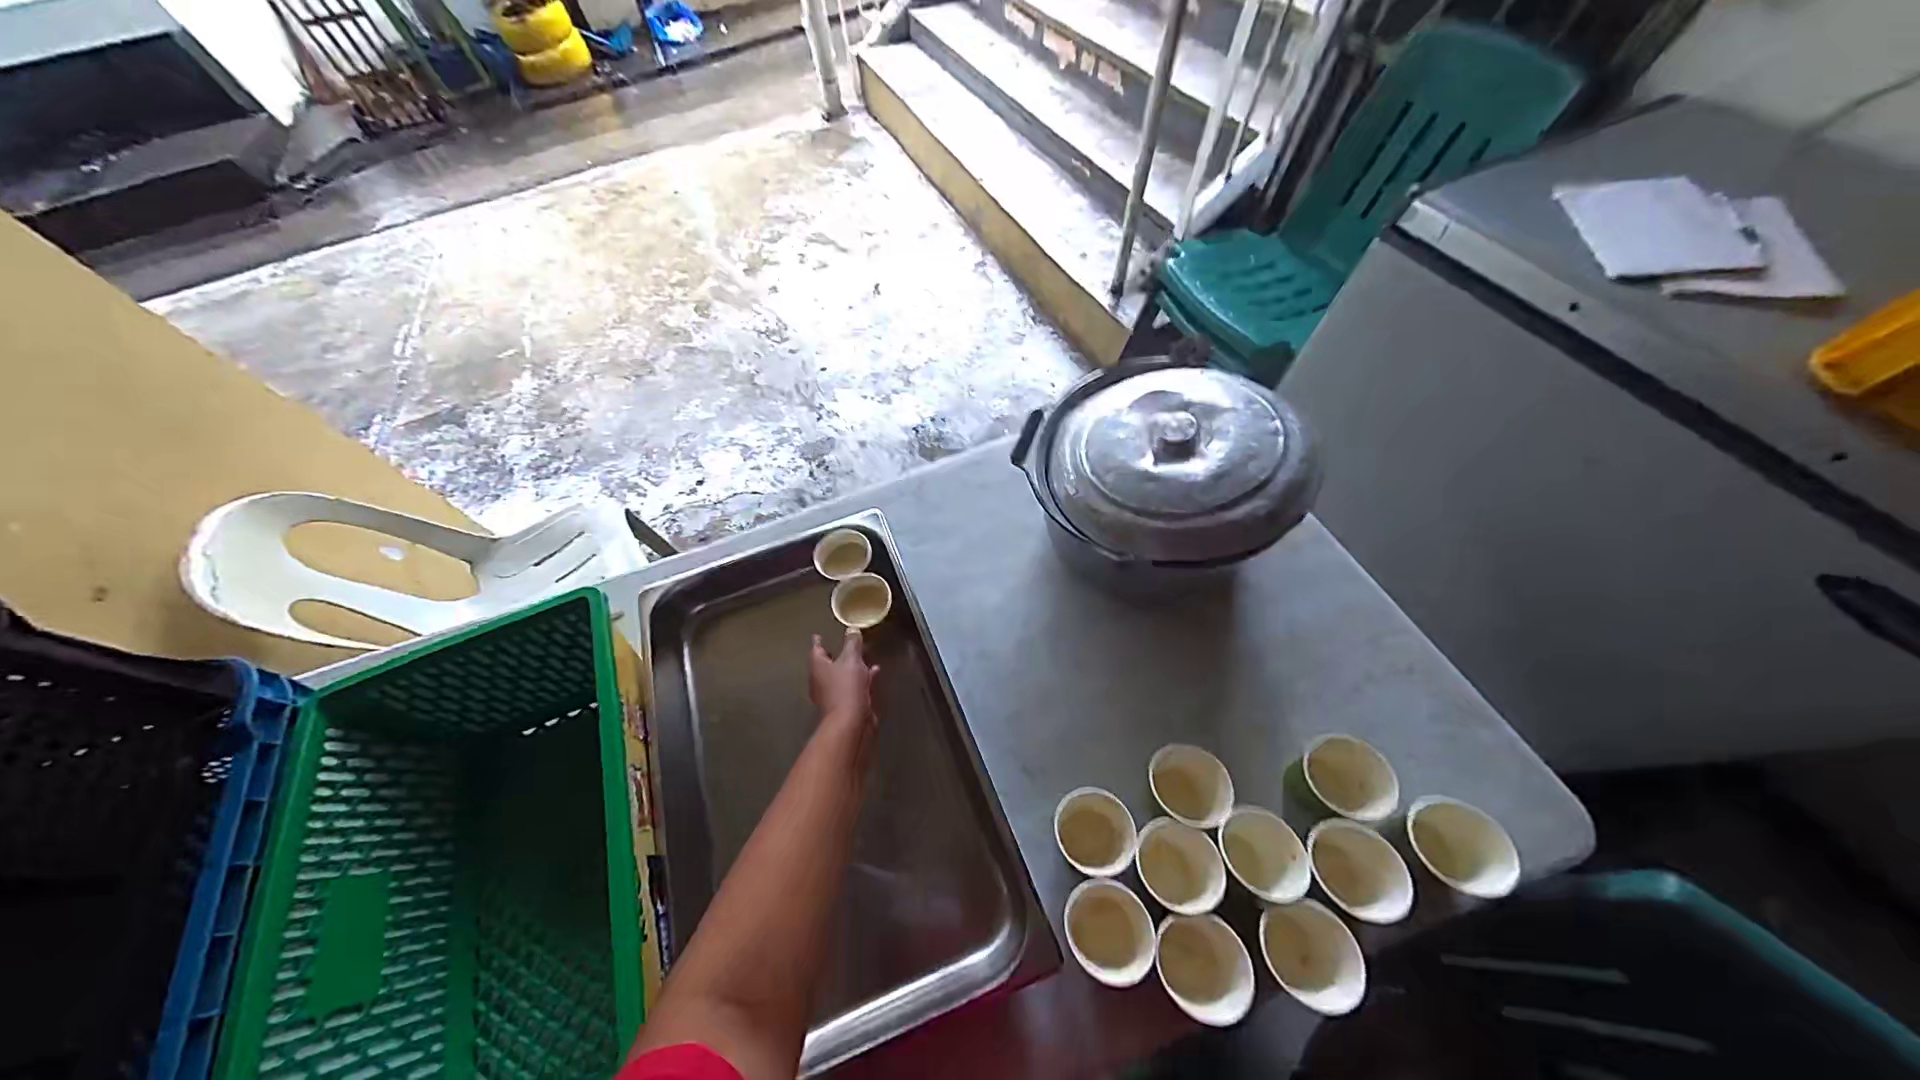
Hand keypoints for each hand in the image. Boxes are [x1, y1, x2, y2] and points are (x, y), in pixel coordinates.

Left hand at [809, 630, 878, 725]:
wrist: (851, 722)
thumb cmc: (846, 687)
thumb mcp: (851, 659)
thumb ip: (852, 643)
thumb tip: (851, 629)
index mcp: (818, 667)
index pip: (816, 650)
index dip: (818, 642)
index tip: (818, 636)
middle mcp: (821, 681)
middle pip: (827, 664)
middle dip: (835, 655)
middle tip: (842, 646)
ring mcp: (833, 694)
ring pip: (841, 676)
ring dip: (851, 668)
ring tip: (863, 658)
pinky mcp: (845, 704)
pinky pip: (853, 686)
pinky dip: (861, 679)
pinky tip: (873, 673)